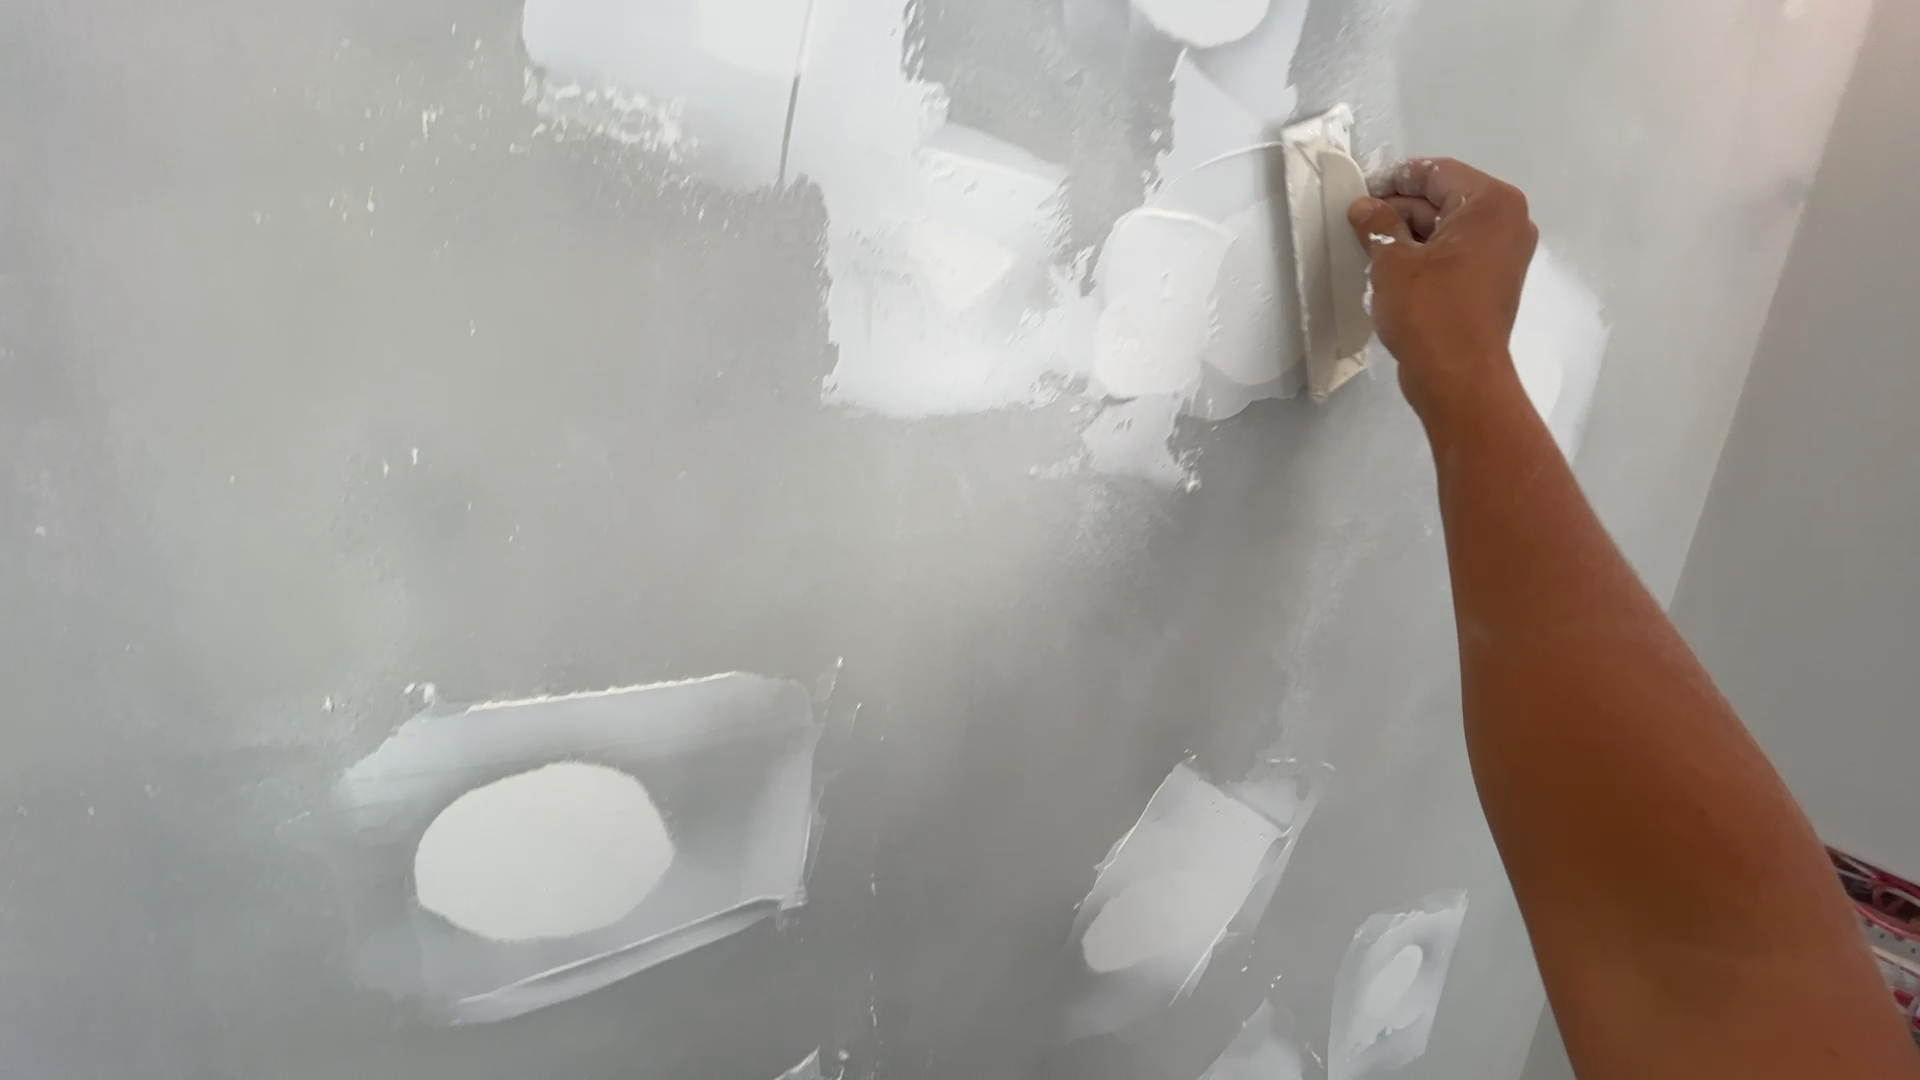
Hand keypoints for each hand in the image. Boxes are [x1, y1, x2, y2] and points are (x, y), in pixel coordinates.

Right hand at [1347, 158, 1538, 427]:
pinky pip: (1456, 254)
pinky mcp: (1492, 282)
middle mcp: (1508, 222)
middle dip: (1401, 208)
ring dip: (1410, 234)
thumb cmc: (1428, 311)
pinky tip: (1392, 269)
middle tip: (1359, 221)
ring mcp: (1504, 254)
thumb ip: (1378, 227)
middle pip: (1446, 200)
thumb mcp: (1392, 263)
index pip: (1439, 174)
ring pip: (1449, 229)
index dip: (1397, 178)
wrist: (1457, 373)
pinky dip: (1425, 255)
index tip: (1362, 190)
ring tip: (1369, 246)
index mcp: (1491, 204)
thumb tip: (1364, 207)